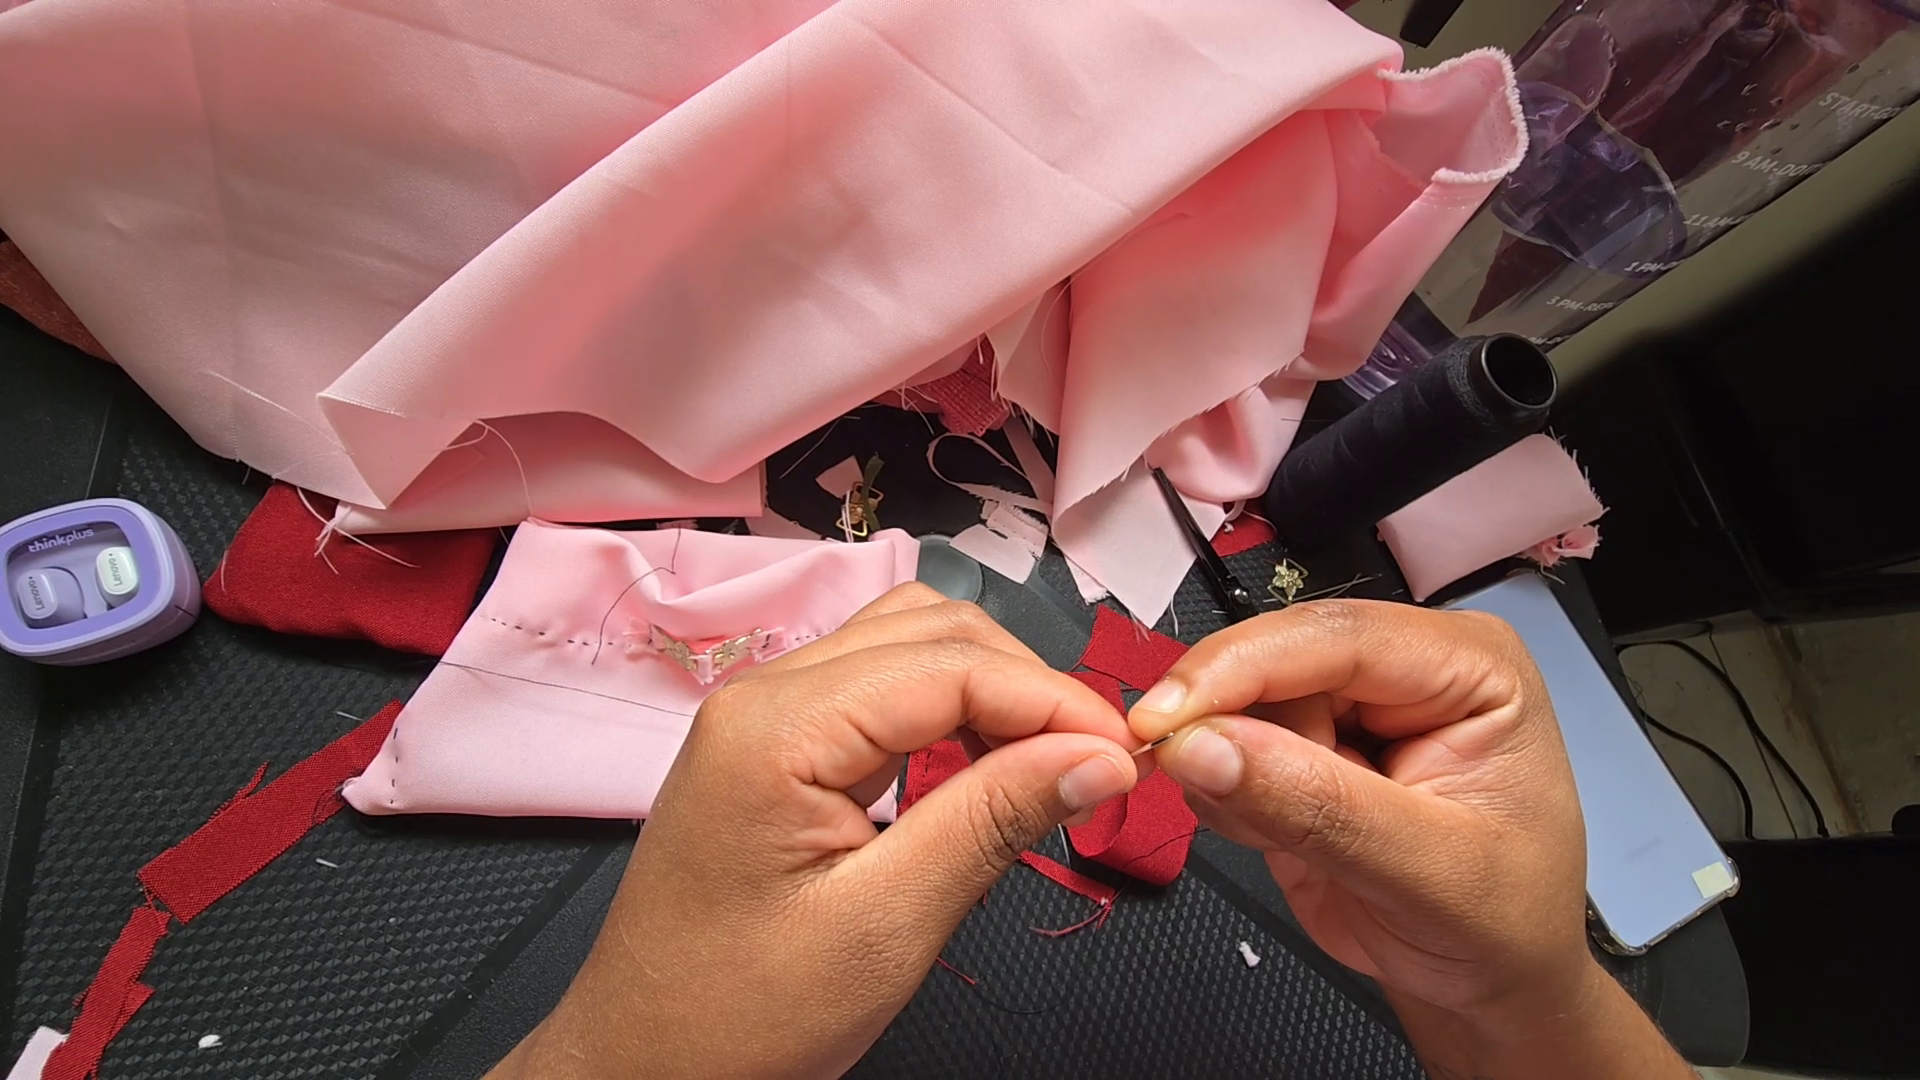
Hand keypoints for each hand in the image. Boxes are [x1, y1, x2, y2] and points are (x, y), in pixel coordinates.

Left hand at [487, 584, 1141, 1079]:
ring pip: (909, 640)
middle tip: (1090, 759)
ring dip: (989, 683)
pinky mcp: (781, 730)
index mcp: (778, 724)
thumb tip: (1100, 757)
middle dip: (1025, 683)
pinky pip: (883, 680)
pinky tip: (977, 752)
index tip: (1124, 753)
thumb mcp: (885, 927)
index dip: (1050, 698)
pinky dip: (949, 702)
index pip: (948, 666)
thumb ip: (993, 819)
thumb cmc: (744, 1019)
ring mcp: (770, 703)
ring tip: (1042, 753)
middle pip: (930, 630)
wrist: (637, 1067)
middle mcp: (769, 686)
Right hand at [1129, 600, 1690, 1077]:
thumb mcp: (1427, 876)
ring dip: (1224, 766)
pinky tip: (1265, 828)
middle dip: (1226, 725)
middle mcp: (1393, 662)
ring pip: (1231, 695)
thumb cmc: (1495, 929)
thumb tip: (1196, 747)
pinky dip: (1218, 786)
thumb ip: (1315, 805)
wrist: (1476, 981)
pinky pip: (1216, 734)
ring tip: (1274, 833)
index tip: (1160, 719)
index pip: (1334, 635)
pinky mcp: (1289, 731)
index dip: (1238, 668)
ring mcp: (1337, 696)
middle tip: (1199, 784)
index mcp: (1463, 664)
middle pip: (1270, 658)